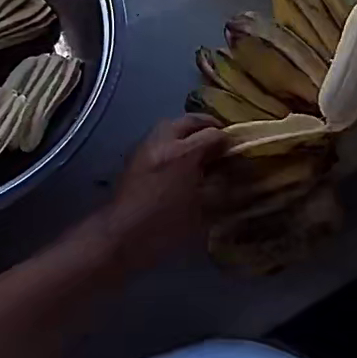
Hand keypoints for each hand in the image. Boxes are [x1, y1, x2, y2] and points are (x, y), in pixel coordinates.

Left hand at [97, 115, 227, 268]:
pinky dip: (173, 140)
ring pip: (171, 125)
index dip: (227, 140)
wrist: (122, 236)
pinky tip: (179, 158)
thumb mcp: (201, 210)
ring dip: (188, 131)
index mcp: (182, 155)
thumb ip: (218, 187)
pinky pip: (158, 137)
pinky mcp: (134, 155)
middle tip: (219, 139)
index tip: (235, 148)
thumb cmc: (165, 228)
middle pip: (190, 121)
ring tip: (200, 147)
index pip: (212, 134)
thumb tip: (228, 172)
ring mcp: (146, 147)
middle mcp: (163, 143)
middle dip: (207, 127)